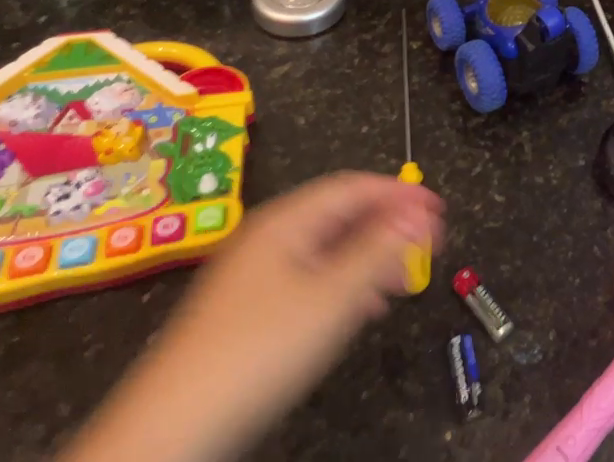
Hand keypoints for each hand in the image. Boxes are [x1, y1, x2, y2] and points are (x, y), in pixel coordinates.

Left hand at [60, 172, 443, 461]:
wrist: (175, 426)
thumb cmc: (260, 351)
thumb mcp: (333, 296)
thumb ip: (381, 249)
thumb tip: (419, 212)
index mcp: (284, 223)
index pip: (353, 187)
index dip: (399, 193)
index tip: (438, 208)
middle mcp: (269, 239)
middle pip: (340, 216)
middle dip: (388, 226)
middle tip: (429, 245)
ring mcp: (257, 275)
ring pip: (328, 250)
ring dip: (371, 257)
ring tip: (405, 279)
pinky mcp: (251, 310)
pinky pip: (312, 278)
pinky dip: (346, 283)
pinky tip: (364, 307)